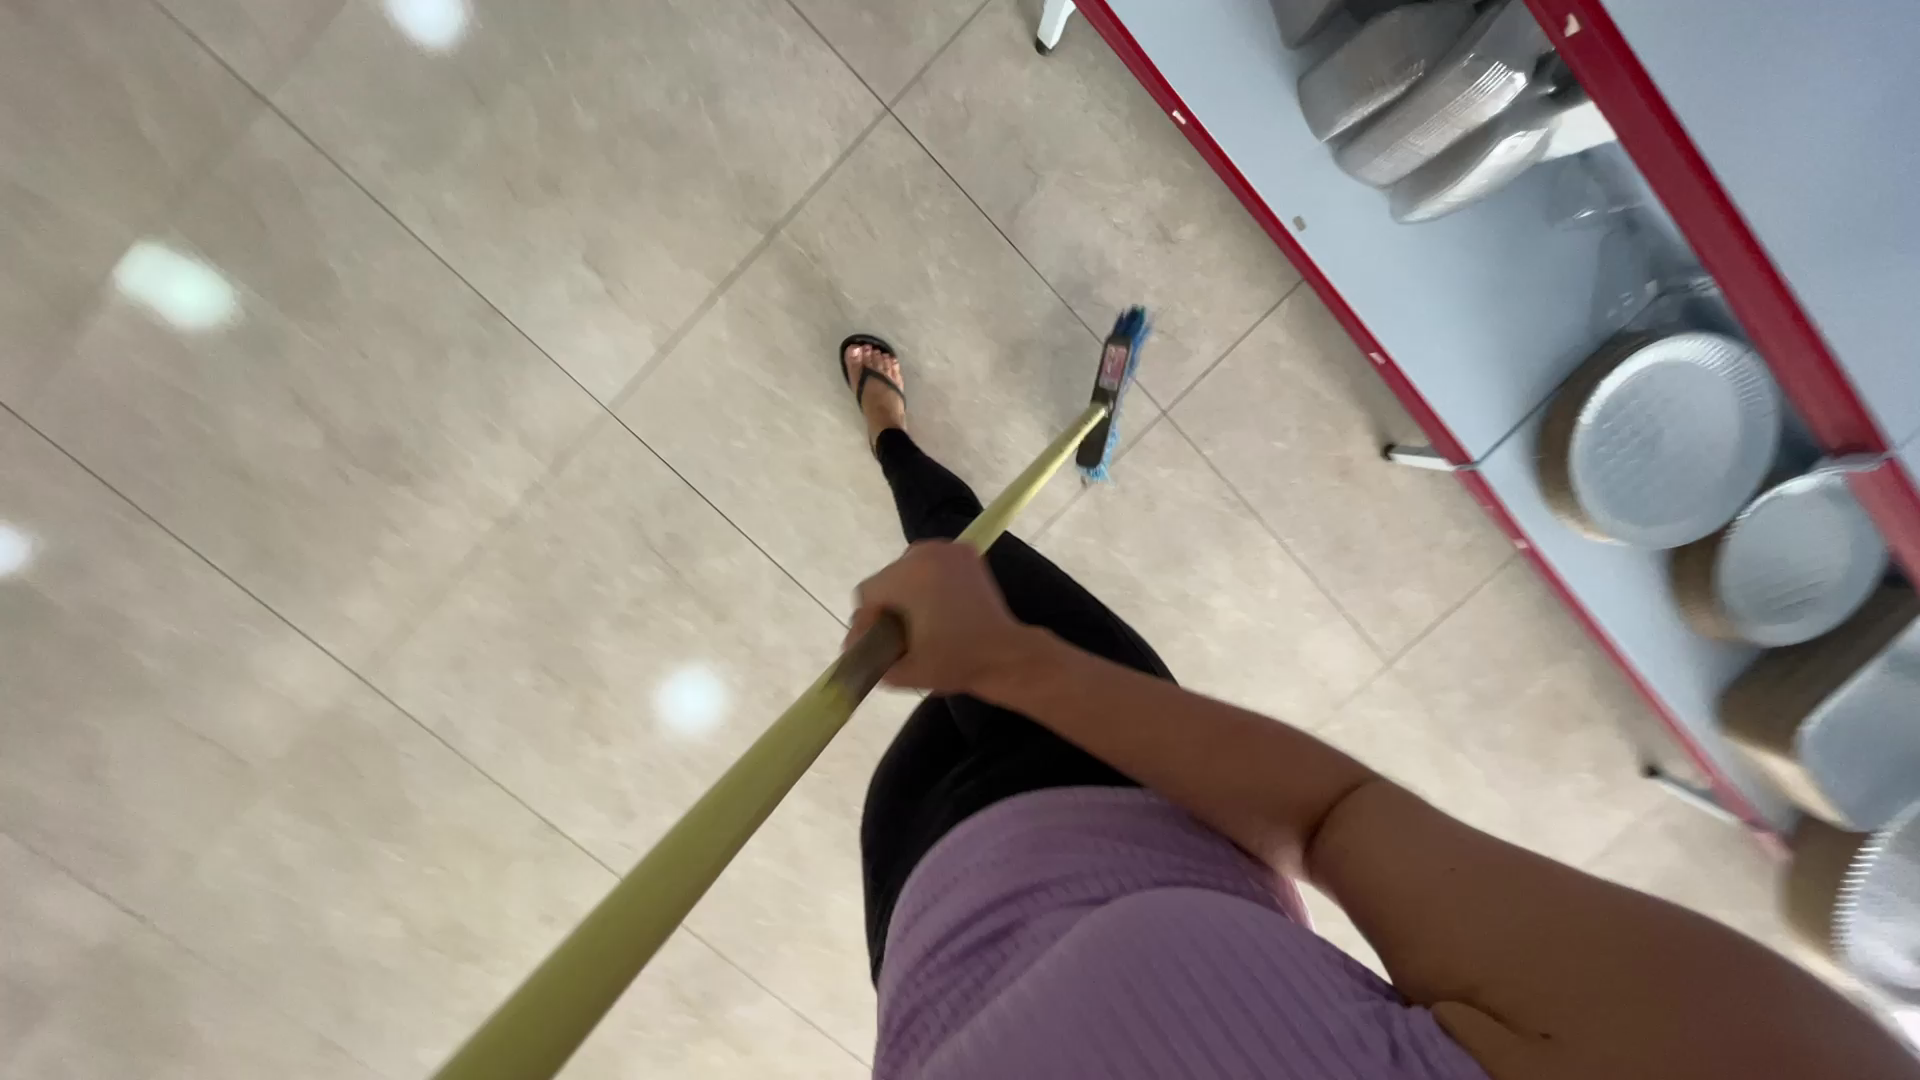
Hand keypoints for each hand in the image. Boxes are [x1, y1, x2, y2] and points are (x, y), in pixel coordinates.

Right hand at [845, 541, 1030, 693]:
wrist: (1005, 656)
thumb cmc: (954, 663)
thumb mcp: (903, 669)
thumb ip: (867, 655)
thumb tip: (849, 645)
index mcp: (909, 577)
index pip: (868, 593)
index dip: (868, 619)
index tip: (880, 641)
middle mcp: (926, 553)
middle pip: (887, 578)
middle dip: (888, 605)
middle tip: (898, 634)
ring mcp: (949, 550)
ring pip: (907, 568)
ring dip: (906, 590)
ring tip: (918, 619)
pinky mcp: (967, 554)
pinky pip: (931, 564)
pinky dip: (927, 580)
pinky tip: (934, 604)